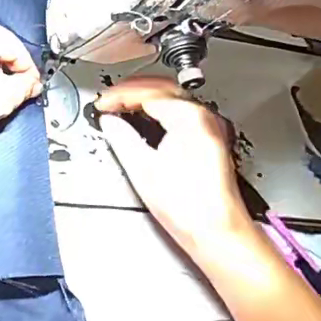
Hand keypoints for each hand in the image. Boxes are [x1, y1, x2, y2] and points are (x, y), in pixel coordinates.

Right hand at [95, 77, 255, 253]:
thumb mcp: (142, 169)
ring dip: (146, 98)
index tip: (103, 104)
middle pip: (163, 88)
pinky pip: (181, 112)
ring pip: (173, 98)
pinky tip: (146, 120)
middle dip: (133, 91)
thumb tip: (110, 122)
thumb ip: (122, 137)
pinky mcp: (210, 141)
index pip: (147, 93)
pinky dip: (159, 110)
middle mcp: (204, 118)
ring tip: (123, 107)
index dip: (119, 96)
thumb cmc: (189, 207)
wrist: (217, 232)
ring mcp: (210, 128)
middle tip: (110, 100)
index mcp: (188, 118)